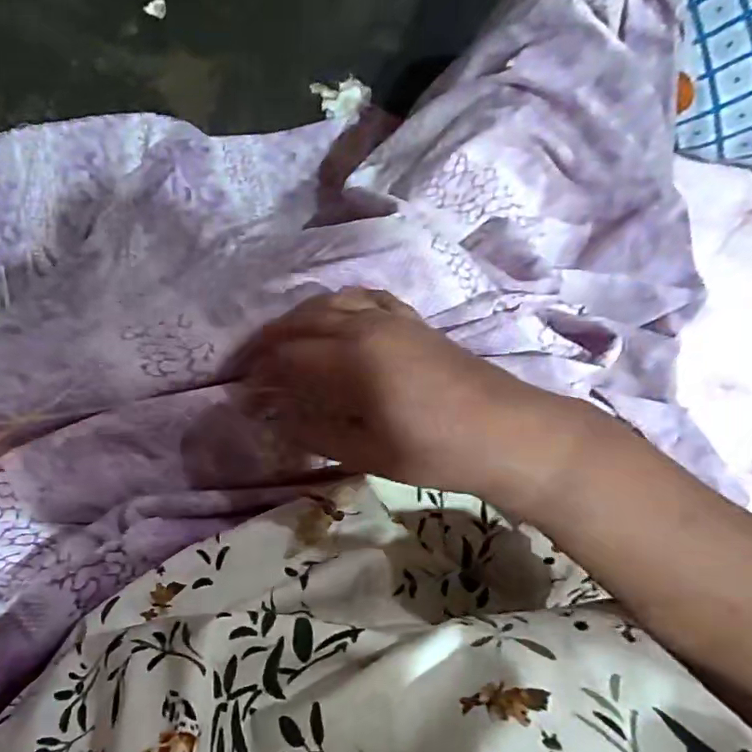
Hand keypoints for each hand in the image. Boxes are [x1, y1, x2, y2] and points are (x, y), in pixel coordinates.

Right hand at [238, 288, 601, 508]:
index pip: (287, 357)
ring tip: (279, 343)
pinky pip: (362, 299)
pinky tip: (331, 320)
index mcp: (353, 360)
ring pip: (327, 303)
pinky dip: (335, 306)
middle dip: (267, 342)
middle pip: (300, 322)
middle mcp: (366, 327)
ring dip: (295, 320)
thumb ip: (314, 430)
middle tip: (248, 366)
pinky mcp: (410, 321)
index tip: (243, 395)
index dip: (260, 375)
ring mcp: (390, 319)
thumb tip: (276, 416)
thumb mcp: (366, 452)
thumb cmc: (434, 451)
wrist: (508, 433)